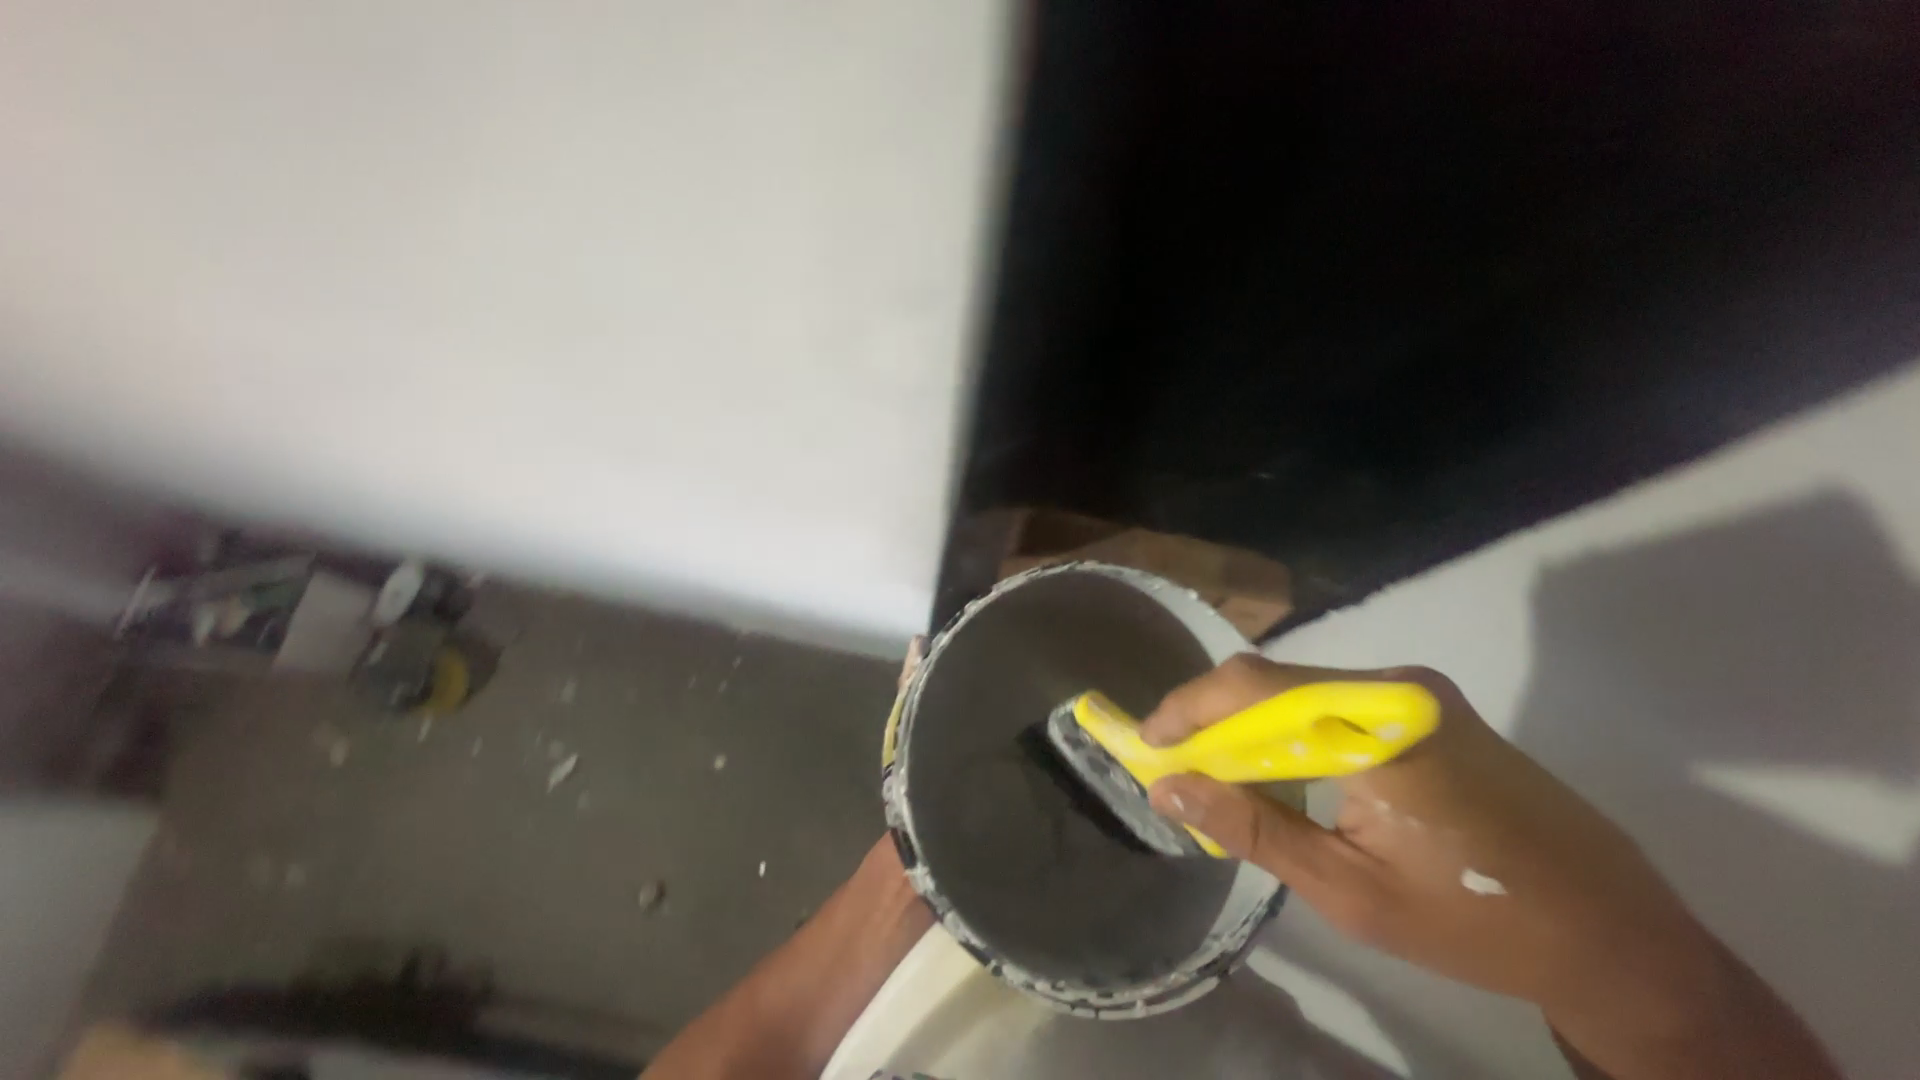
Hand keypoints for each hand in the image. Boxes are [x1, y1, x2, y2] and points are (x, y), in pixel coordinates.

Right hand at [1142, 654, 1837, 1079]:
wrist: (1614, 933)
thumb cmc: (1474, 920)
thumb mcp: (1346, 888)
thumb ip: (1251, 827)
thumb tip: (1168, 785)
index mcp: (1378, 726)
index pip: (1251, 687)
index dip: (1187, 708)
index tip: (1146, 747)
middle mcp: (1397, 688)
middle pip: (1273, 683)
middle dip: (1213, 724)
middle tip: (1179, 774)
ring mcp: (1420, 694)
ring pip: (1303, 693)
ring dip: (1253, 732)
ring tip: (1223, 785)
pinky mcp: (1432, 708)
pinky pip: (1338, 706)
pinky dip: (1294, 736)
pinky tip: (1284, 780)